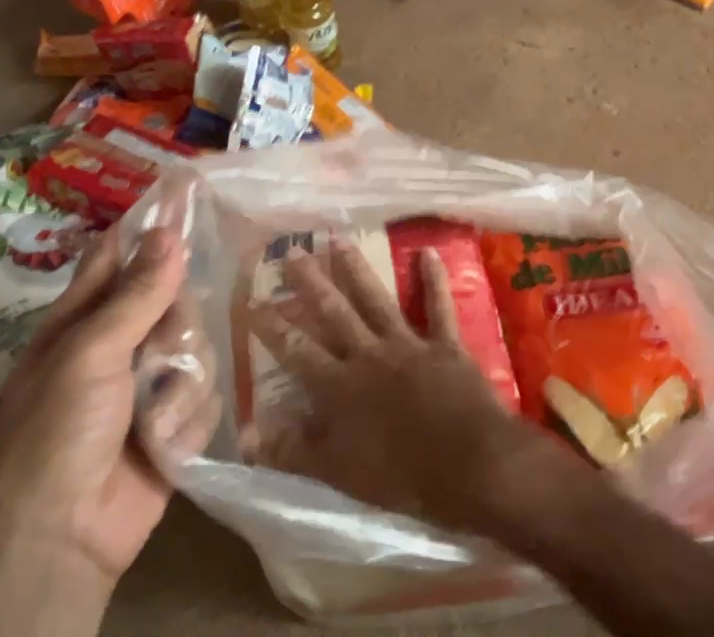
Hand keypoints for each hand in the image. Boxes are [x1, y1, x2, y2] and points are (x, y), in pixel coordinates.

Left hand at [0, 224, 219, 635]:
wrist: (63, 534)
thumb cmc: (55, 433)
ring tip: (153, 414)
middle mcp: (118, 343)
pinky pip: (205, 396)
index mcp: (82, 319)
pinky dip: (186, 419)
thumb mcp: (89, 355)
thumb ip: (135, 296)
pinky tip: (162, 443)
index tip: (190, 192)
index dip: (152, 225)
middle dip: (176, 325)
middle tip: (163, 349)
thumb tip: (169, 233)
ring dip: (179, 382)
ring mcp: (147, 384)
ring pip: (196, 347)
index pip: (121, 254)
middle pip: (173, 300)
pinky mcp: (174, 422)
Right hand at [247, 245, 558, 534]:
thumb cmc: (400, 476)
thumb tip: (244, 435)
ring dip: (356, 270)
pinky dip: (434, 281)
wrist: (469, 464)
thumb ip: (291, 450)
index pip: (296, 350)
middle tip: (292, 250)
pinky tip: (430, 253)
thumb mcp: (337, 471)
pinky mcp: (445, 345)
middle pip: (334, 313)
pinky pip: (439, 307)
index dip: (272, 326)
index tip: (252, 299)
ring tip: (338, 239)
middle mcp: (368, 355)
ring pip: (376, 300)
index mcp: (339, 387)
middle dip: (310, 282)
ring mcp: (408, 345)